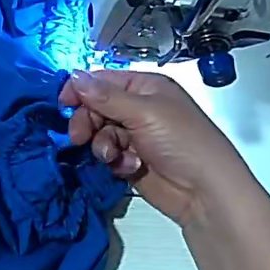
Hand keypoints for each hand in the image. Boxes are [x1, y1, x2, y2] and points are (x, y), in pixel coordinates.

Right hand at [59, 68, 253, 225]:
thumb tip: (74, 75)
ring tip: (114, 157)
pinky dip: (114, 161)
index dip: (81, 90)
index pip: (103, 80)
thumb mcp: (144, 112)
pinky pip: (108, 154)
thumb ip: (105, 96)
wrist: (206, 194)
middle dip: (87, 122)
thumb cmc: (183, 143)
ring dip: (102, 145)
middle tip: (80, 136)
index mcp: (146, 87)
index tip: (63, 103)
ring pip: (99, 132)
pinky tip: (129, 168)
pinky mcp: (131, 160)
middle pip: (96, 107)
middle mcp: (139, 108)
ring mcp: (135, 135)